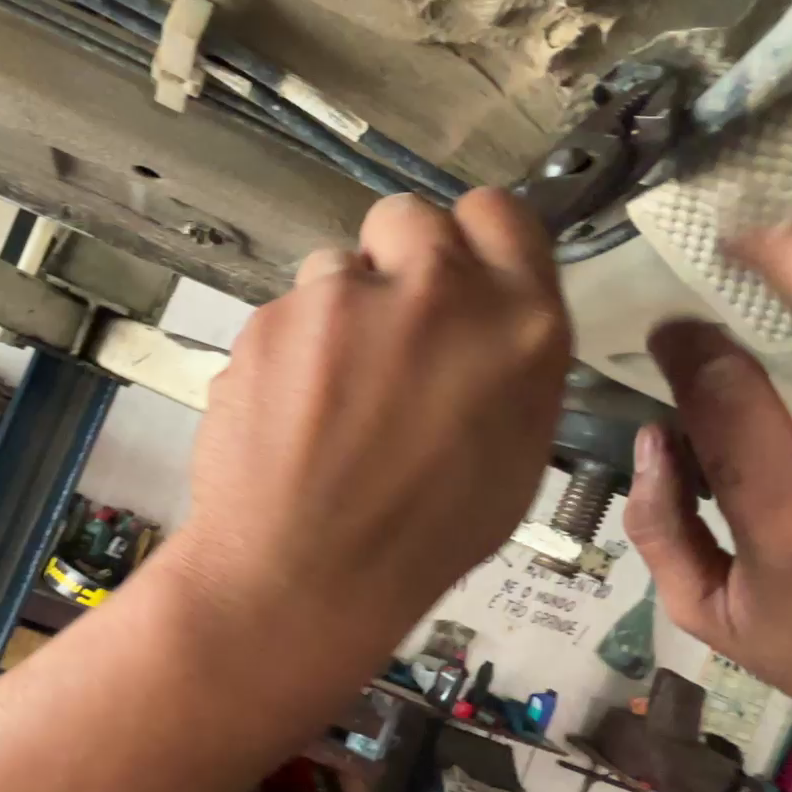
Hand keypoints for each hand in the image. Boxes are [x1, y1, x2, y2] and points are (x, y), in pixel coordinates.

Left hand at [171, 189, 569, 660]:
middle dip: (395, 260)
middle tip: (380, 331)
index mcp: (521, 326)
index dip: (469, 240)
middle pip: (410, 218)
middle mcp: (439, 291)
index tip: (447, 274)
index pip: (500, 214)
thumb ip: (506, 361)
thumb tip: (481, 318)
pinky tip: (283, 410)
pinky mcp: (270, 318)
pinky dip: (283, 347)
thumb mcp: (511, 453)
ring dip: (334, 310)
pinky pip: (283, 311)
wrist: (302, 577)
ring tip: (324, 393)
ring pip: (336, 266)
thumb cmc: (422, 537)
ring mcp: (344, 299)